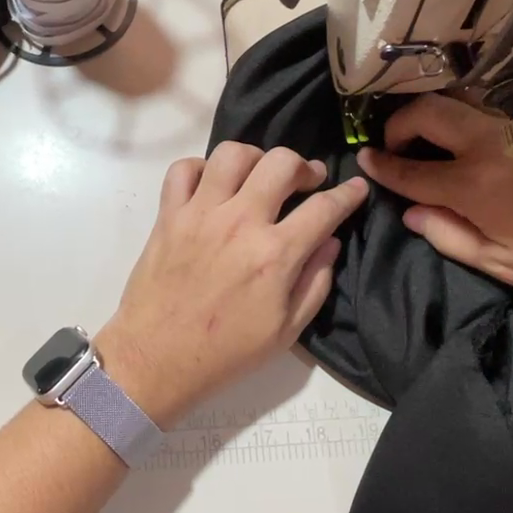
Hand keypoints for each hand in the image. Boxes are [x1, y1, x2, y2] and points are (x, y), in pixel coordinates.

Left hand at [98, 144, 368, 423]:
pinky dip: (200, 168)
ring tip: (259, 176)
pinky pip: (182, 169)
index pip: (324, 208)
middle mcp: (240, 222)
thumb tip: (330, 243)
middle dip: (304, 166)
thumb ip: (314, 282)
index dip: (348, 194)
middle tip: (306, 181)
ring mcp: (200, 213)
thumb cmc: (226, 353)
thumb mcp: (286, 331)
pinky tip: (212, 186)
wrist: (156, 358)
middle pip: (281, 162)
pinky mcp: (168, 215)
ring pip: (232, 154)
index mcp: (275, 255)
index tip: (356, 188)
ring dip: (254, 158)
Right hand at [356, 94, 512, 305]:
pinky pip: (501, 93)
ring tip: (431, 125)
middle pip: (426, 114)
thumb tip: (413, 215)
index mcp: (474, 186)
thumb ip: (452, 238)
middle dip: (399, 124)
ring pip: (461, 93)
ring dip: (435, 104)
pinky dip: (478, 100)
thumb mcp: (509, 267)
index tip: (364, 160)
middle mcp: (490, 142)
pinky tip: (482, 117)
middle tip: (396, 142)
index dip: (382, 167)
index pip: (410, 171)